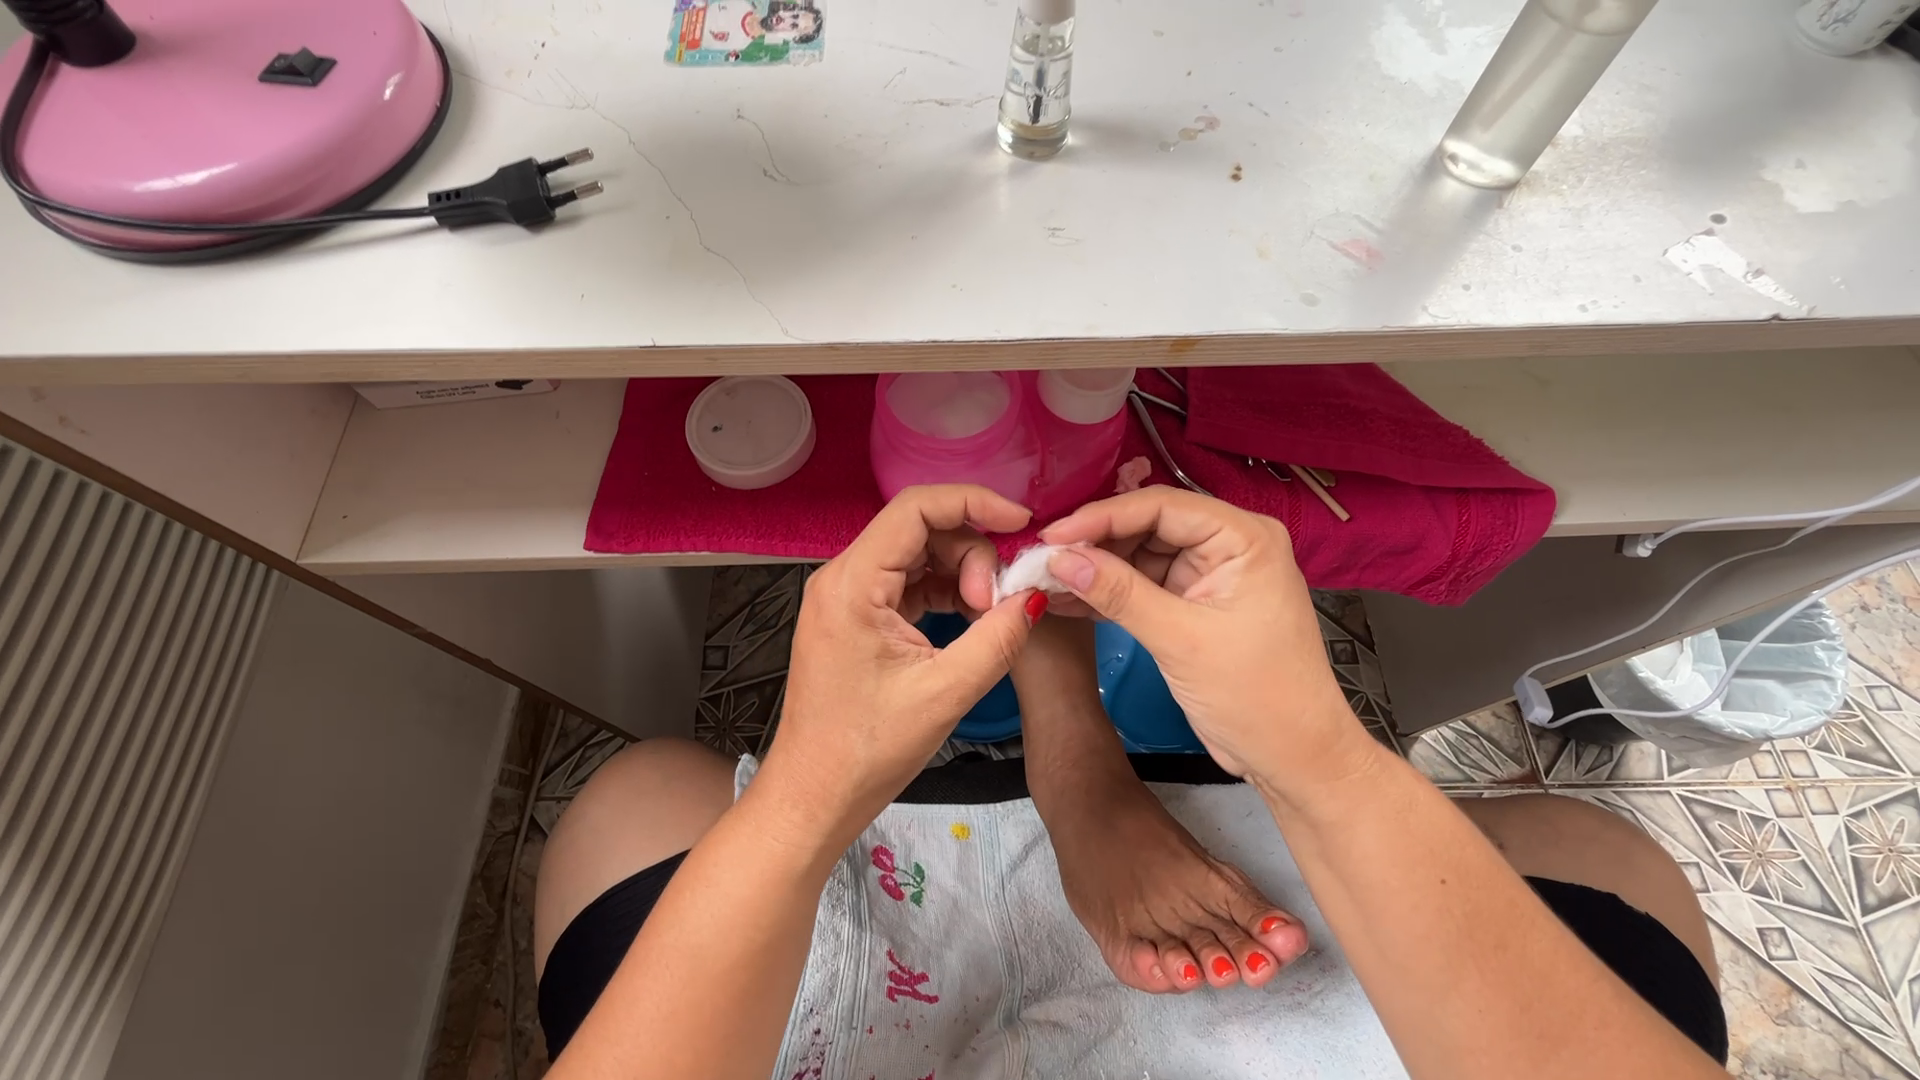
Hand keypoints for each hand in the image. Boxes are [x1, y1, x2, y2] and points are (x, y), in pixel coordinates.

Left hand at [761, 485, 1042, 844]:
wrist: (814, 796)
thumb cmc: (868, 750)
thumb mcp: (945, 692)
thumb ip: (997, 638)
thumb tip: (1034, 596)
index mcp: (852, 584)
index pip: (915, 509)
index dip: (973, 502)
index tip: (1021, 522)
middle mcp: (843, 577)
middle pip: (920, 530)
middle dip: (971, 553)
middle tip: (999, 604)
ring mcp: (848, 597)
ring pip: (918, 556)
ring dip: (960, 574)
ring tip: (986, 617)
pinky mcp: (858, 618)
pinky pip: (908, 584)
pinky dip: (944, 593)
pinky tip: (970, 619)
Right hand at [1038, 489, 1374, 793]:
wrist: (1293, 757)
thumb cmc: (1260, 696)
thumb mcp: (1182, 640)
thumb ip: (1120, 593)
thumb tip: (1061, 559)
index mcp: (1243, 537)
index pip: (1162, 506)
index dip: (1102, 517)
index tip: (1053, 535)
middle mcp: (1226, 545)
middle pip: (1145, 526)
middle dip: (1093, 542)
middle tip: (1040, 558)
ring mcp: (1206, 575)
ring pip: (1137, 556)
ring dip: (1092, 569)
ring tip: (1041, 578)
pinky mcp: (1190, 604)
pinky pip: (1139, 586)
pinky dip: (1105, 594)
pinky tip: (1063, 598)